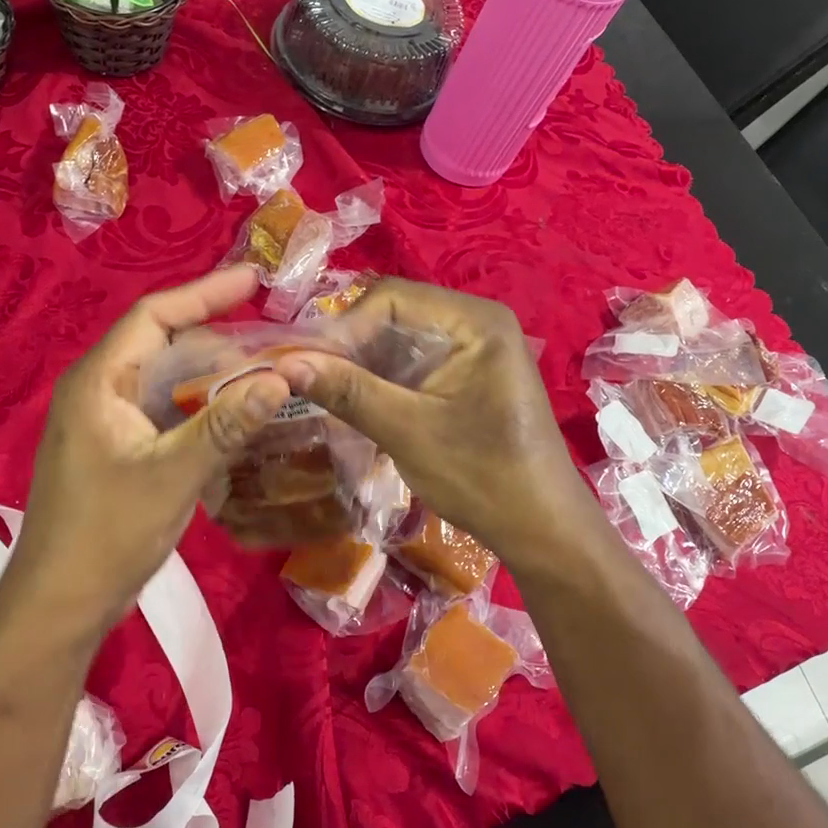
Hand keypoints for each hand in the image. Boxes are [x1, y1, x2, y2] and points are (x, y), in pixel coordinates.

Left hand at [6, 267, 291, 634]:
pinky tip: (237, 420)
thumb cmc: (107, 533)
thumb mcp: (173, 474)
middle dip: (219, 341)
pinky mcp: (115, 451)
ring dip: (212, 379)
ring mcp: (104, 423)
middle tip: (275, 342)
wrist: (59, 605)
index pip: (154, 315)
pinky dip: (199, 411)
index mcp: (99, 381)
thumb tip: (280, 378)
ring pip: (165, 382)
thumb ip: (226, 424)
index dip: (205, 292)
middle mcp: (98, 391)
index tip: (254, 280)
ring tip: (267, 377)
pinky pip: (163, 414)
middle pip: (163, 345)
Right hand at [271, 278, 600, 566]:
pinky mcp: (471, 375)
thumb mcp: (407, 431)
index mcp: (474, 321)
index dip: (344, 328)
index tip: (307, 365)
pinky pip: (416, 362)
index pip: (391, 298)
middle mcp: (477, 321)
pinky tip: (358, 403)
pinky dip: (385, 380)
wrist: (542, 529)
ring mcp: (476, 348)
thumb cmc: (482, 476)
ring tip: (325, 394)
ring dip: (363, 365)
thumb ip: (347, 391)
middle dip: (351, 347)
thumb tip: (285, 363)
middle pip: (395, 315)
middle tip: (310, 380)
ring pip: (401, 340)